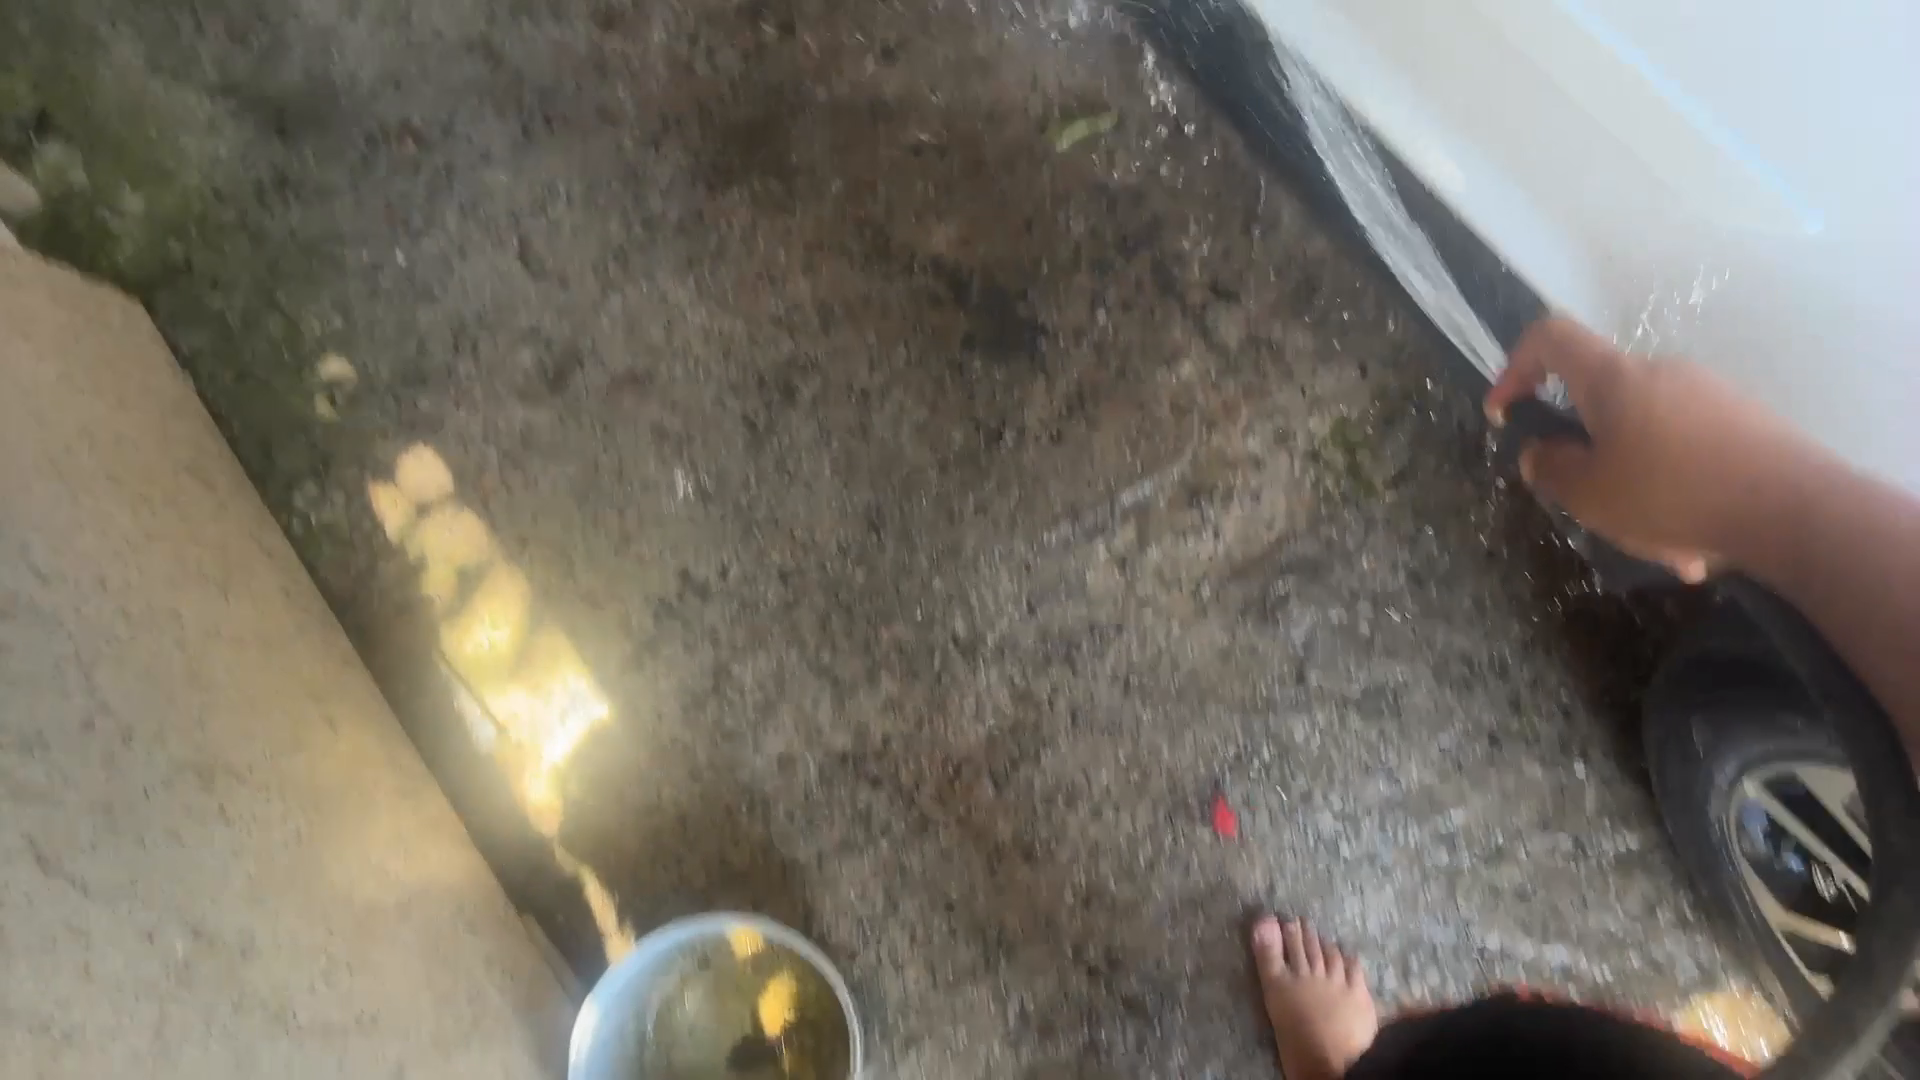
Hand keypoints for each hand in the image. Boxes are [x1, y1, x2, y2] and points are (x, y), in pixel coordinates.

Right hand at [1484, 317, 1809, 582]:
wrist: (1804, 513)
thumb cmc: (1672, 493)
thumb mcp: (1584, 491)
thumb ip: (1547, 466)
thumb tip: (1541, 451)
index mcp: (1614, 379)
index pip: (1549, 337)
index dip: (1514, 367)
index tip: (1507, 414)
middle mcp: (1661, 372)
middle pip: (1595, 396)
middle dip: (1578, 445)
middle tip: (1574, 492)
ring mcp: (1708, 394)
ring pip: (1639, 432)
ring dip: (1625, 477)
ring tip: (1638, 532)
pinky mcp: (1742, 421)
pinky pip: (1682, 450)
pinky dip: (1667, 486)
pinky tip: (1683, 540)